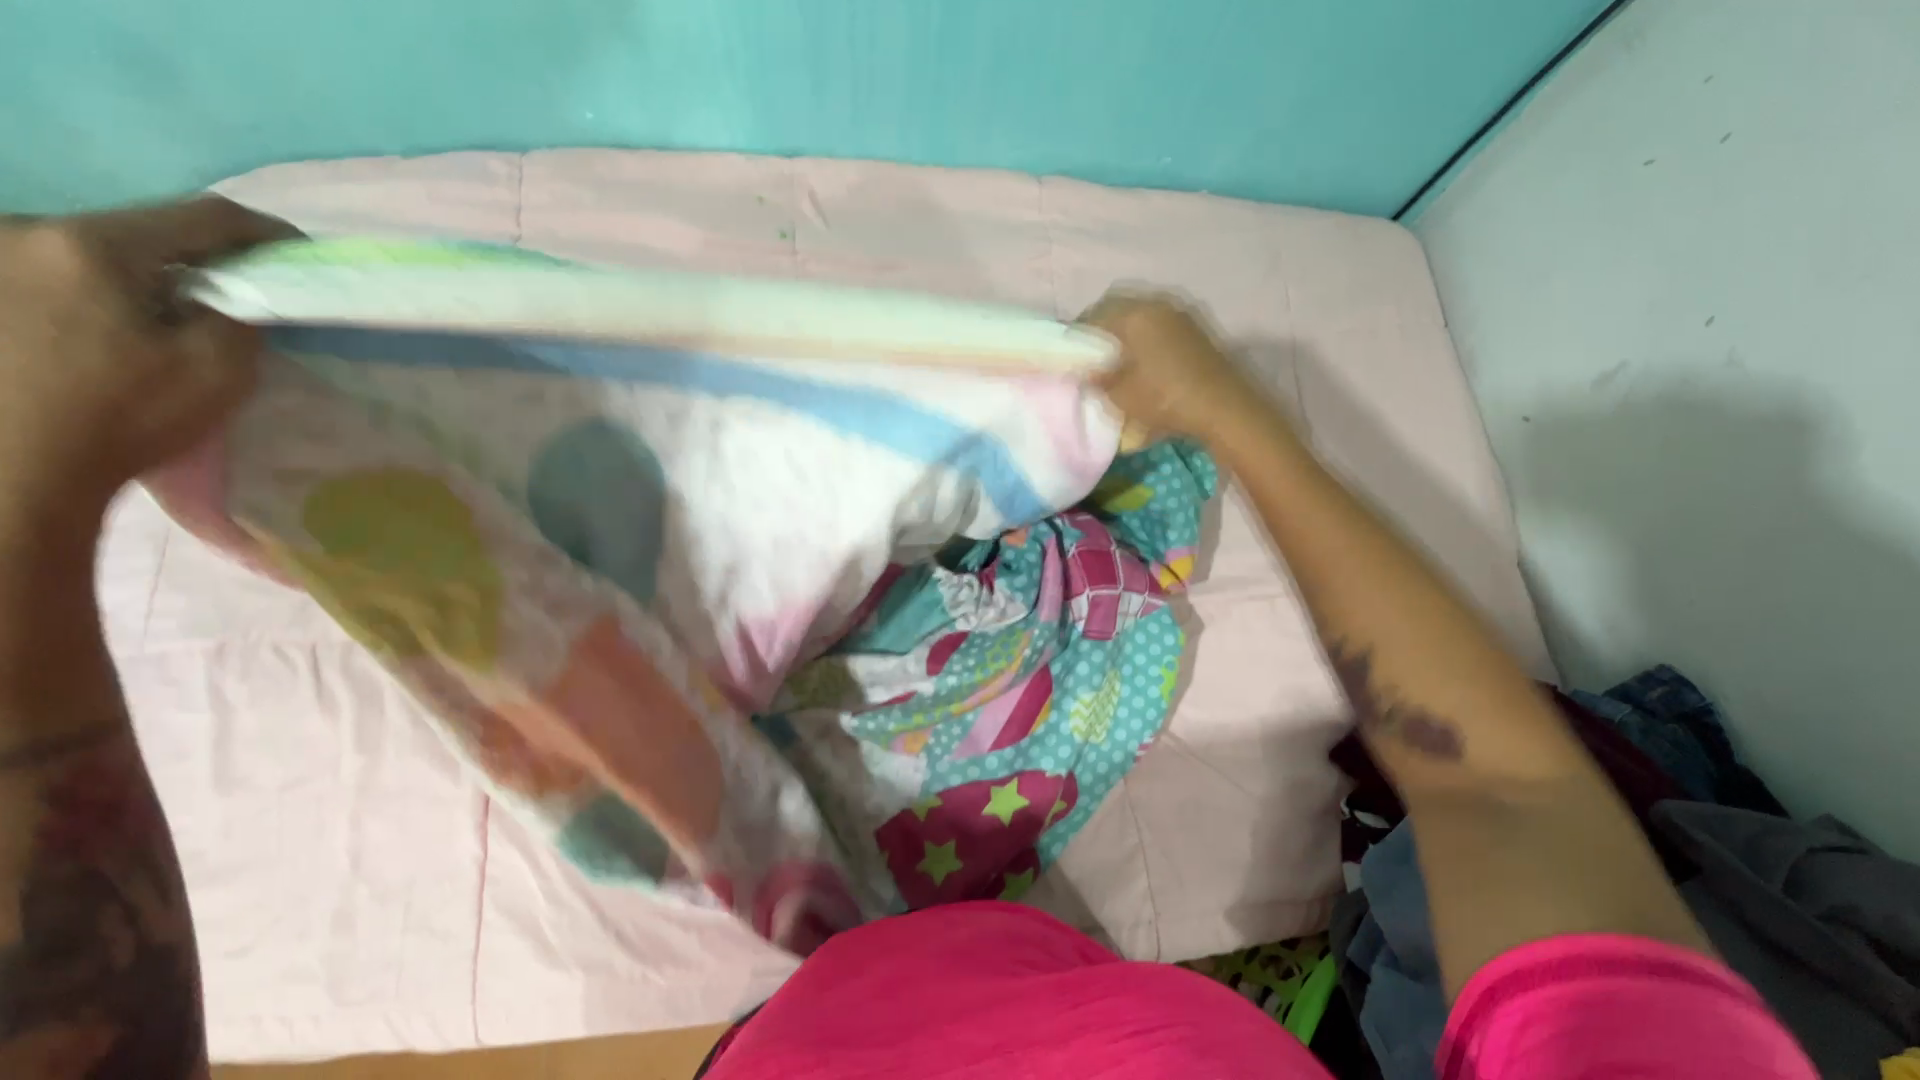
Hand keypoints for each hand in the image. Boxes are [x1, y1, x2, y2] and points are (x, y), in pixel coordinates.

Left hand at [0, 198, 297, 524]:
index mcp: (92, 243)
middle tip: (233, 294)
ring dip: (138, 275)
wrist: (13, 475)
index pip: (202, 215)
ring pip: (92, 251)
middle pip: (140, 230)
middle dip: (193, 257)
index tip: (299, 252)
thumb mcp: (217, 368)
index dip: (263, 230)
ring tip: (166, 316)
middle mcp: (26, 231)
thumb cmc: (120, 416)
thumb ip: (241, 315)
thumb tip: (237, 294)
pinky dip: (96, 292)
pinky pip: (55, 273)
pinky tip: (107, 330)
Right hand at [1077, 290, 1281, 444]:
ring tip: (1117, 361)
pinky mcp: (1197, 330)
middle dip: (1101, 331)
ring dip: (1126, 333)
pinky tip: (1143, 363)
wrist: (1225, 409)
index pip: (1092, 315)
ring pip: (1141, 317)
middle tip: (1091, 357)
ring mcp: (1181, 314)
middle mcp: (1157, 304)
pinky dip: (1146, 339)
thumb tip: (1085, 370)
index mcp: (1134, 313)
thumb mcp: (1119, 395)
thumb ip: (1096, 378)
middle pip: (1118, 310)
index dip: (1076, 336)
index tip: (1070, 357)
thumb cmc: (1164, 398)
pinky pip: (1160, 327)